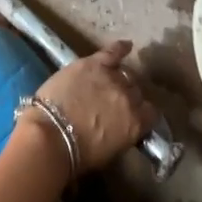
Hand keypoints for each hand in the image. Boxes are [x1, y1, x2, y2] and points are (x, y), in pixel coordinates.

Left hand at [33, 40, 156, 172]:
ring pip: (125, 73)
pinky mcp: (92, 63)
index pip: (150, 113)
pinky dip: (120, 48)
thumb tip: (124, 127)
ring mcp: (111, 77)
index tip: (135, 116)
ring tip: (111, 82)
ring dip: (120, 78)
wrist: (51, 135)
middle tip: (115, 102)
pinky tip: (126, 46)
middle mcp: (129, 96)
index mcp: (136, 122)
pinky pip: (112, 52)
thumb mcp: (111, 151)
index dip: (142, 114)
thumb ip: (124, 134)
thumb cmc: (78, 155)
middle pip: (136, 91)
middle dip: (129, 96)